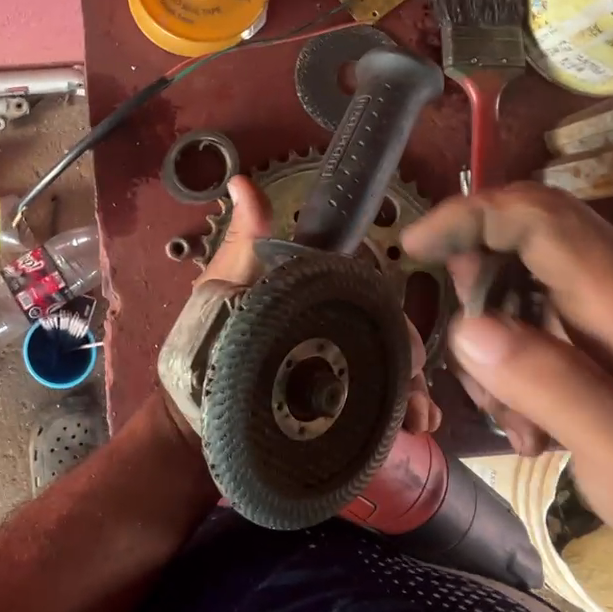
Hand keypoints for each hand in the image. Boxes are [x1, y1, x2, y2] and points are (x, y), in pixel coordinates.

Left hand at [196, 176, 437, 434]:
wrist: (195, 400)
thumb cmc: (210, 332)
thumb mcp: (228, 281)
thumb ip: (247, 238)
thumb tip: (240, 182)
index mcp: (316, 299)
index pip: (371, 304)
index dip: (394, 322)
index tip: (409, 346)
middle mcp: (333, 333)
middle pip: (388, 344)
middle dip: (409, 366)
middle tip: (415, 390)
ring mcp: (335, 374)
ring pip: (388, 379)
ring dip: (411, 396)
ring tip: (417, 419)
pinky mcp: (332, 411)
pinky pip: (373, 412)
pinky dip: (400, 420)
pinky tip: (414, 429)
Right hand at [399, 182, 612, 611]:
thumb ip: (556, 389)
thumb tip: (468, 326)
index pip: (542, 218)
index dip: (468, 215)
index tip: (412, 248)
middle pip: (526, 249)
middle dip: (476, 300)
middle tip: (477, 379)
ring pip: (532, 297)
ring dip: (497, 349)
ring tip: (515, 426)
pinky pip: (554, 337)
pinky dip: (524, 374)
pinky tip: (540, 432)